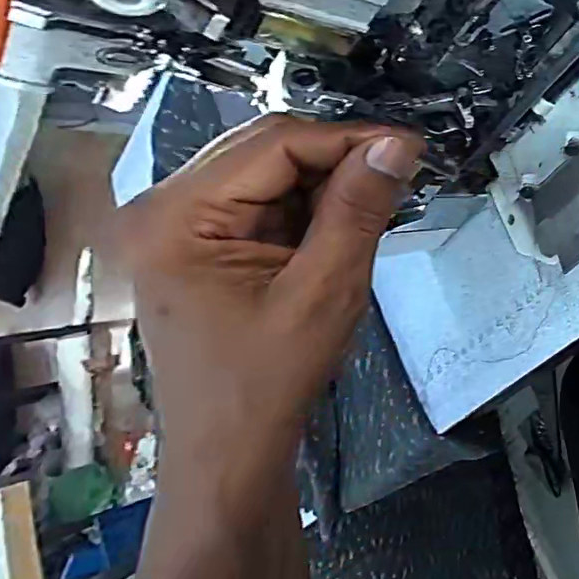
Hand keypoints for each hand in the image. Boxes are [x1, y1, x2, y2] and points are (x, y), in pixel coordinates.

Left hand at [112, 115, 422, 502]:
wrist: (233, 439)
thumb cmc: (272, 372)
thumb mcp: (327, 287)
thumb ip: (358, 210)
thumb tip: (396, 146)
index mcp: (176, 215)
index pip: (276, 144)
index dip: (350, 139)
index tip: (413, 150)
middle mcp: (164, 207)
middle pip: (267, 149)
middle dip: (341, 157)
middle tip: (403, 174)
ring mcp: (180, 225)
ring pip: (271, 172)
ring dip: (331, 181)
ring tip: (381, 202)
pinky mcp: (203, 243)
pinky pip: (268, 201)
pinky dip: (315, 204)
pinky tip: (348, 223)